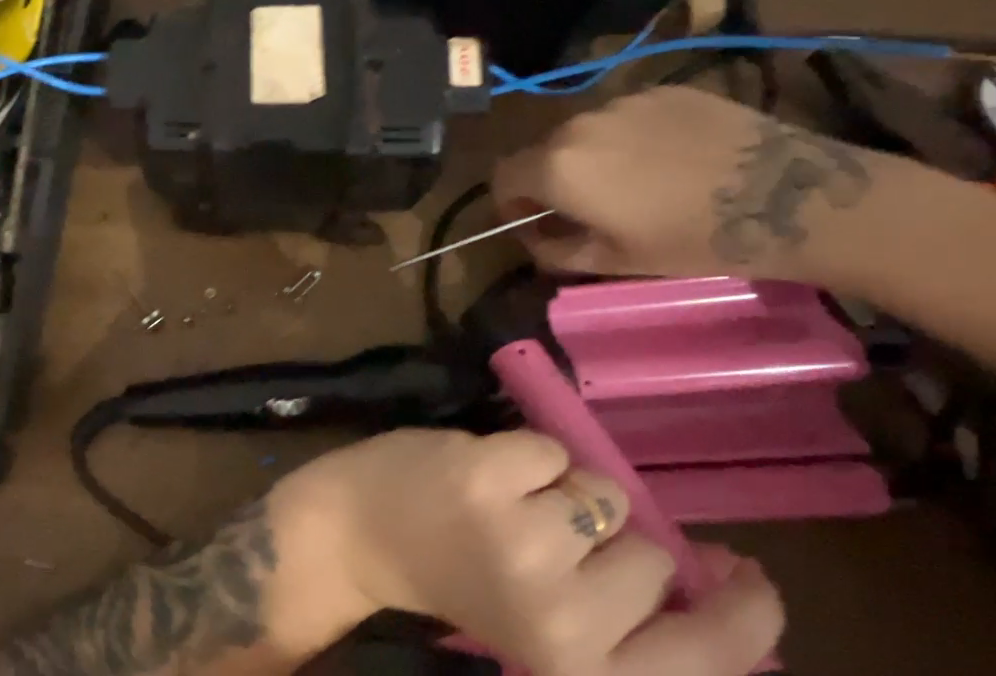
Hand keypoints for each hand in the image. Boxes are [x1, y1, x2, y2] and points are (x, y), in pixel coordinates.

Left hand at [275, 429, 783, 675]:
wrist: (353, 535)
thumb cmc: (454, 580)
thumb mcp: (547, 624)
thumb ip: (623, 610)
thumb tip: (719, 570)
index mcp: (580, 668)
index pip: (708, 657)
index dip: (744, 617)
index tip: (751, 579)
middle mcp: (562, 617)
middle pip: (651, 554)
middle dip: (606, 537)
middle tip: (540, 543)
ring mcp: (522, 541)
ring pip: (603, 494)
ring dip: (562, 493)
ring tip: (503, 510)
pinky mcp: (486, 480)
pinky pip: (552, 451)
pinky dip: (522, 455)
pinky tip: (480, 478)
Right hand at [493, 86, 882, 280]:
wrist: (797, 198)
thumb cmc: (697, 239)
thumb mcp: (616, 261)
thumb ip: (556, 250)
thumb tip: (534, 237)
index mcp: (556, 167)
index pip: (502, 176)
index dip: (510, 203)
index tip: (535, 222)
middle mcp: (577, 125)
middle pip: (542, 151)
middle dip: (554, 179)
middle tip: (593, 207)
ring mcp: (622, 102)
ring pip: (585, 131)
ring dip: (594, 155)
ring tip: (639, 181)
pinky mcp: (664, 91)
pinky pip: (628, 115)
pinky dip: (634, 137)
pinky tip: (675, 159)